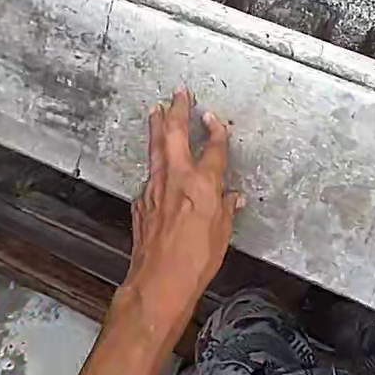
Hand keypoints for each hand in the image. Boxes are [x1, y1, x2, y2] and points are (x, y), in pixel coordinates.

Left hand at [116, 88, 240, 341]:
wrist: (160, 280)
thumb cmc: (194, 260)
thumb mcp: (222, 233)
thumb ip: (226, 209)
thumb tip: (232, 199)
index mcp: (203, 184)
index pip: (213, 148)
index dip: (215, 130)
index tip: (213, 119)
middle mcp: (178, 178)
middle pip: (176, 133)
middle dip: (178, 110)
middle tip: (178, 94)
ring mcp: (155, 187)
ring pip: (156, 147)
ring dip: (158, 126)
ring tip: (156, 110)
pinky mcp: (142, 201)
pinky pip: (149, 174)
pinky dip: (153, 163)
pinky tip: (153, 162)